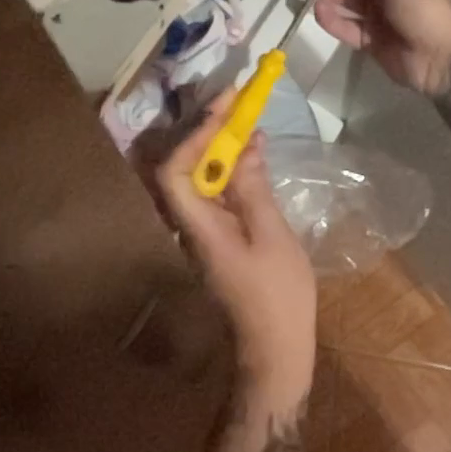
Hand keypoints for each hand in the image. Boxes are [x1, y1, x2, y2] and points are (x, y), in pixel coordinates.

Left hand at [158, 92, 316, 411]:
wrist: (275, 351)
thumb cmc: (277, 297)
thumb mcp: (272, 237)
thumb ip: (254, 189)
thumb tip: (246, 145)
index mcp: (197, 227)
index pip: (173, 171)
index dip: (193, 136)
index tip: (223, 109)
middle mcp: (191, 225)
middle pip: (183, 168)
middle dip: (206, 130)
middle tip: (235, 100)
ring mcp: (203, 232)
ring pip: (199, 177)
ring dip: (219, 145)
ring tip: (245, 116)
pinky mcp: (218, 236)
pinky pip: (215, 191)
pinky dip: (231, 168)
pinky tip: (254, 154)